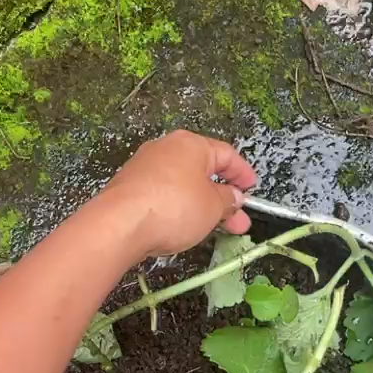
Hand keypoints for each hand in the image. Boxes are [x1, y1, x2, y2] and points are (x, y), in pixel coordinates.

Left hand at [91, 130, 255, 257]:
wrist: (119, 225)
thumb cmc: (173, 208)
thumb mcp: (213, 207)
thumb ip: (228, 200)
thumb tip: (234, 197)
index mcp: (191, 144)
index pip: (226, 154)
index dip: (243, 173)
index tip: (252, 189)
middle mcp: (166, 149)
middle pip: (202, 172)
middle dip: (223, 198)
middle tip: (238, 221)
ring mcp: (145, 168)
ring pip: (182, 185)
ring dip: (201, 206)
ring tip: (213, 229)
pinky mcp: (129, 188)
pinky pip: (163, 196)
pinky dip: (178, 209)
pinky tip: (184, 227)